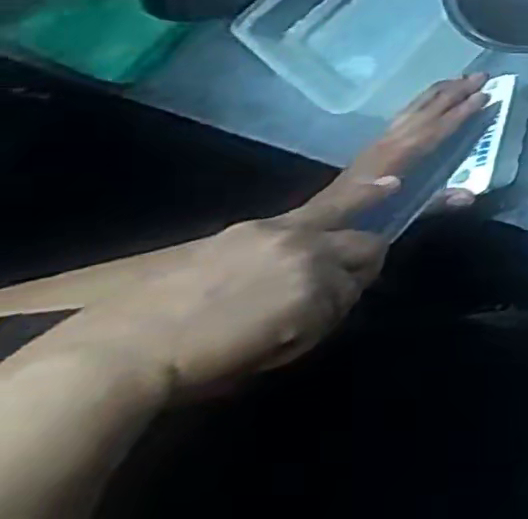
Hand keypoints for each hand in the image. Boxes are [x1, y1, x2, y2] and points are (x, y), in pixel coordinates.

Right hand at [57, 177, 397, 396]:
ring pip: (351, 287)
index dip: (368, 196)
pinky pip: (331, 319)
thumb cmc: (142, 320)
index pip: (334, 204)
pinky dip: (308, 337)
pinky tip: (268, 346)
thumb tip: (287, 274)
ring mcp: (313, 267)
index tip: (395, 185)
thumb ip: (261, 260)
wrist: (121, 353)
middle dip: (360, 268)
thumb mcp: (210, 266)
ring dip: (328, 309)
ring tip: (278, 331)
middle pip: (366, 245)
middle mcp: (299, 240)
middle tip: (333, 294)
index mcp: (266, 229)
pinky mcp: (317, 299)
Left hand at [299, 73, 488, 219]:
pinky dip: (420, 102)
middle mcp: (386, 145)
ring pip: (412, 111)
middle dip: (453, 93)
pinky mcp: (375, 146)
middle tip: (481, 75)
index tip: (483, 96)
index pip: (433, 131)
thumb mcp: (398, 220)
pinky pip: (403, 116)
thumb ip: (433, 205)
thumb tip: (469, 194)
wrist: (310, 233)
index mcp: (394, 161)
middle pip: (424, 114)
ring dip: (438, 92)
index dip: (459, 114)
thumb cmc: (357, 229)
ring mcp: (379, 143)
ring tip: (462, 77)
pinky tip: (430, 97)